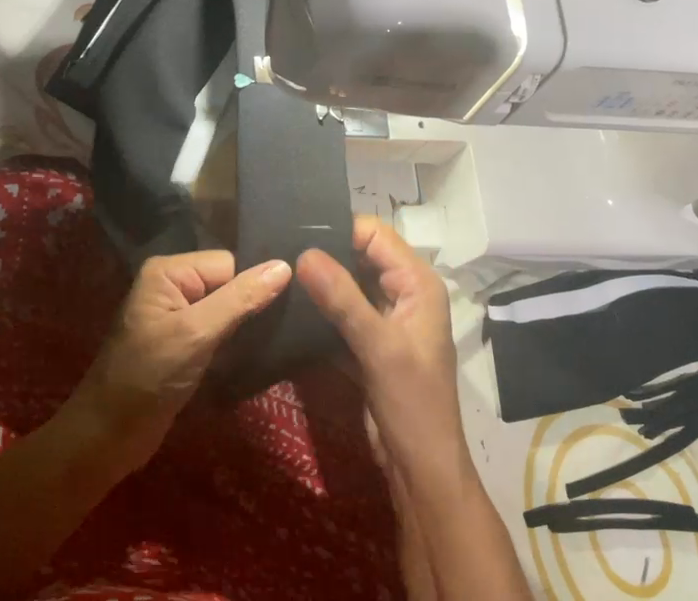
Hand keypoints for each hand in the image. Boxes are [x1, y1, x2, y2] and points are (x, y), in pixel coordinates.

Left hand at [70, 251, 292, 467]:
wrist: (109, 436)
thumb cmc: (148, 377)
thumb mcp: (196, 334)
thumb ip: (240, 299)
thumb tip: (285, 266)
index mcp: (168, 271)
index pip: (228, 263)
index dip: (248, 287)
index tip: (273, 312)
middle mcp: (172, 286)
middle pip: (229, 283)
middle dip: (247, 307)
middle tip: (274, 331)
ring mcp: (177, 316)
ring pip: (227, 309)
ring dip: (243, 327)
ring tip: (266, 344)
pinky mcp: (184, 344)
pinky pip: (219, 330)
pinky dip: (233, 343)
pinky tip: (249, 355)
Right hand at [296, 217, 461, 466]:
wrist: (421, 467)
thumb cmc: (412, 401)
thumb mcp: (378, 347)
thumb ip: (342, 299)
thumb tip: (304, 253)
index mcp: (418, 284)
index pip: (376, 235)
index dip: (339, 230)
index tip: (294, 233)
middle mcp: (404, 294)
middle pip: (360, 256)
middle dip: (324, 254)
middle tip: (277, 252)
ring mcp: (386, 320)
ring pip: (348, 286)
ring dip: (319, 284)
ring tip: (276, 275)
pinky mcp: (369, 345)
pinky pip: (341, 315)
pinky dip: (319, 313)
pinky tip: (287, 309)